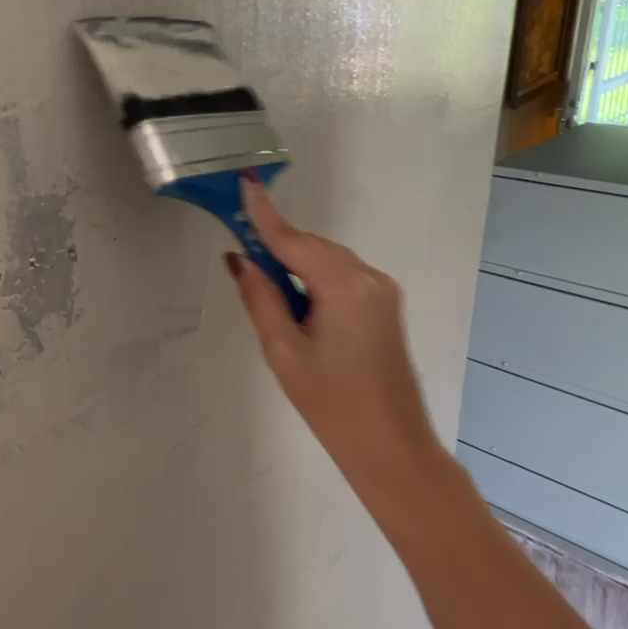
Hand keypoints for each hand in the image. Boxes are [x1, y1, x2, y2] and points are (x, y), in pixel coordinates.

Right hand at [226, 175, 445, 486]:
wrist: (391, 446)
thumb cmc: (330, 403)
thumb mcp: (282, 350)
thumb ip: (260, 297)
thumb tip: (239, 259)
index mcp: (345, 287)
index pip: (292, 240)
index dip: (263, 214)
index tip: (243, 182)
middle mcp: (369, 279)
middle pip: (311, 246)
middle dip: (274, 243)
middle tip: (236, 249)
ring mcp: (382, 292)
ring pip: (325, 260)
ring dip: (292, 262)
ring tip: (261, 282)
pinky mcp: (384, 307)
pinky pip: (339, 276)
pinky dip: (311, 276)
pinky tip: (292, 297)